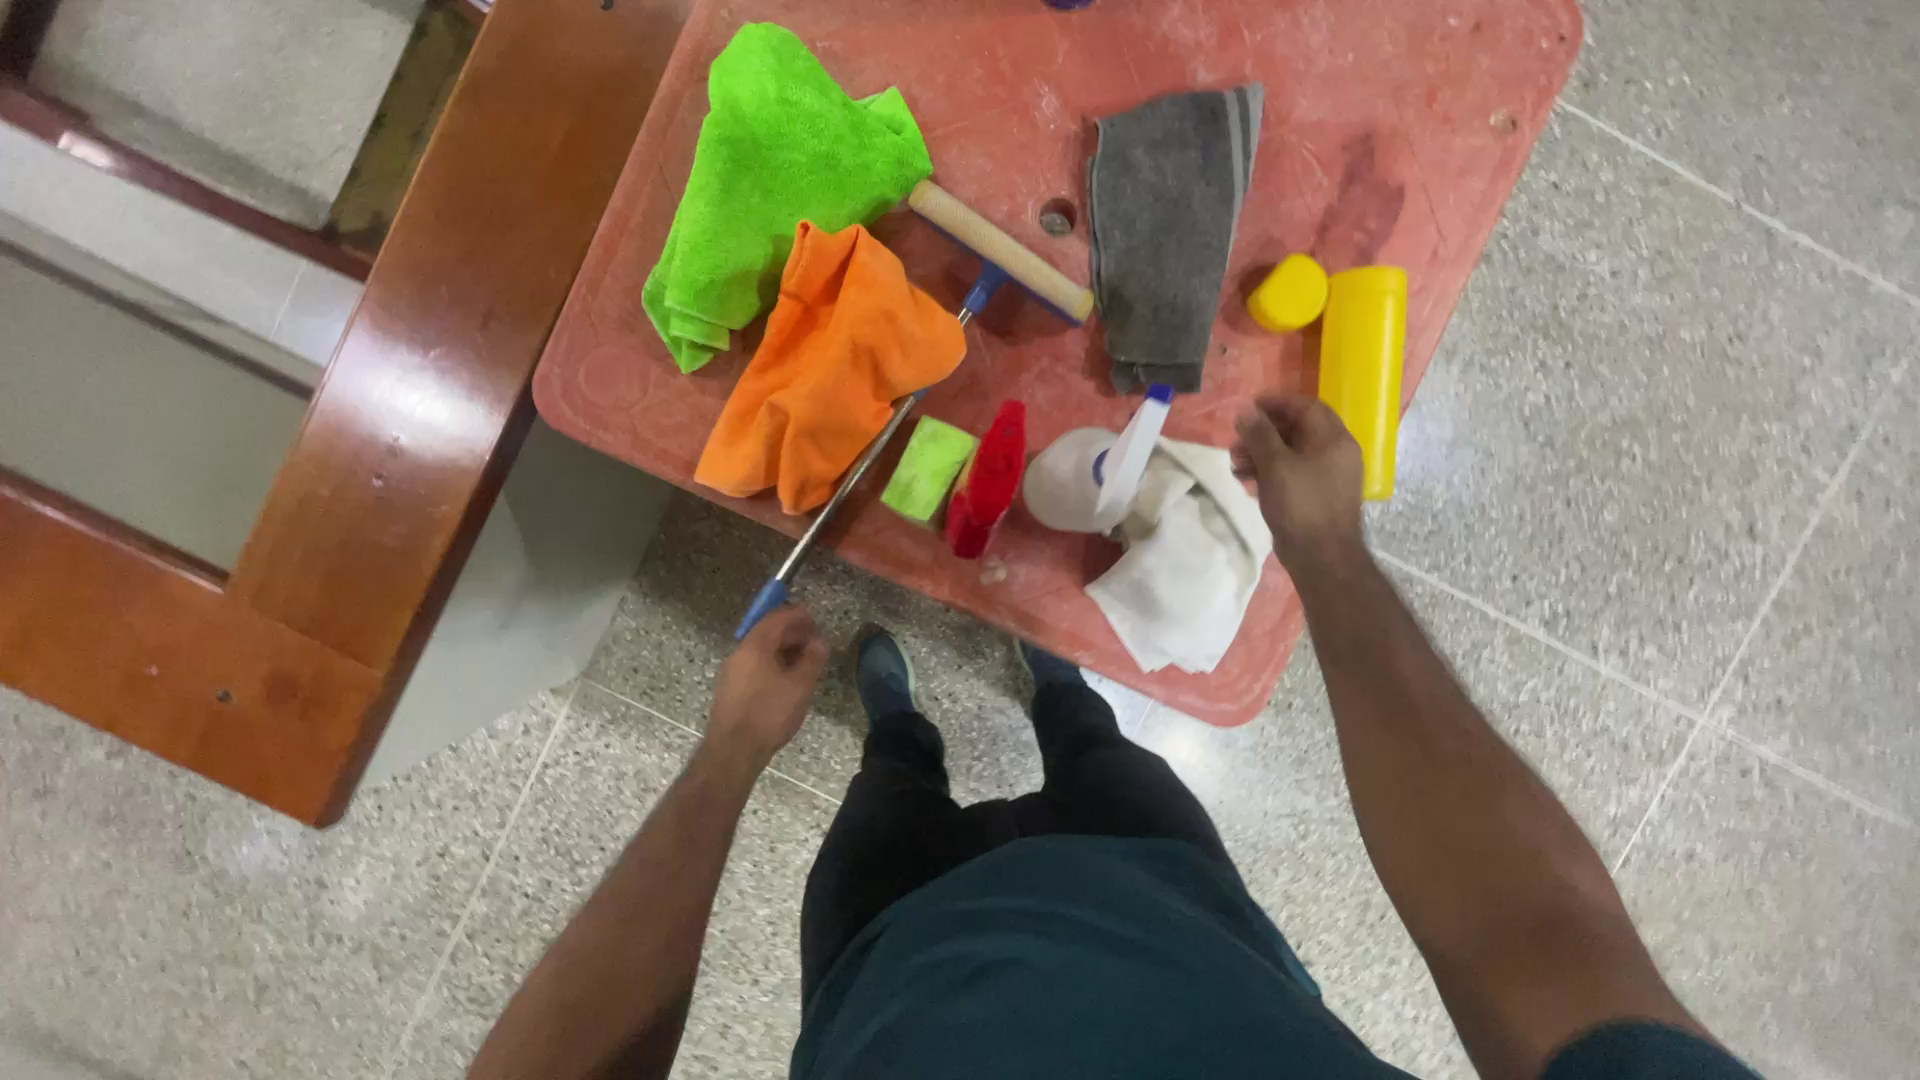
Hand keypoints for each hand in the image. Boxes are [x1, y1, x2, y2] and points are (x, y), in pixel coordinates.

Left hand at [706, 606, 829, 767]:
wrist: (733, 751)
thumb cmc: (769, 713)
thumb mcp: (800, 685)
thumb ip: (812, 659)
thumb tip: (819, 641)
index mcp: (754, 646)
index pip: (776, 618)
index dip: (797, 614)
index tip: (815, 617)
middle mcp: (739, 654)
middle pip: (767, 632)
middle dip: (792, 632)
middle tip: (814, 641)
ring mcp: (732, 672)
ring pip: (761, 651)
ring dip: (784, 650)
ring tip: (805, 661)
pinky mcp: (731, 690)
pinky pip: (755, 666)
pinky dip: (773, 664)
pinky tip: (787, 680)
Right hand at [1235, 393, 1366, 574]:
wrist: (1321, 555)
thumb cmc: (1300, 504)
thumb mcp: (1275, 465)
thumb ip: (1259, 435)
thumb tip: (1246, 412)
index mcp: (1333, 439)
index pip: (1306, 406)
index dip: (1276, 403)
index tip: (1249, 407)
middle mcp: (1336, 452)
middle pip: (1297, 429)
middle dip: (1263, 432)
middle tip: (1236, 440)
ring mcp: (1328, 475)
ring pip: (1292, 452)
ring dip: (1262, 452)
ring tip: (1235, 462)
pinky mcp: (1317, 494)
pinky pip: (1292, 472)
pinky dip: (1270, 470)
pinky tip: (1247, 479)